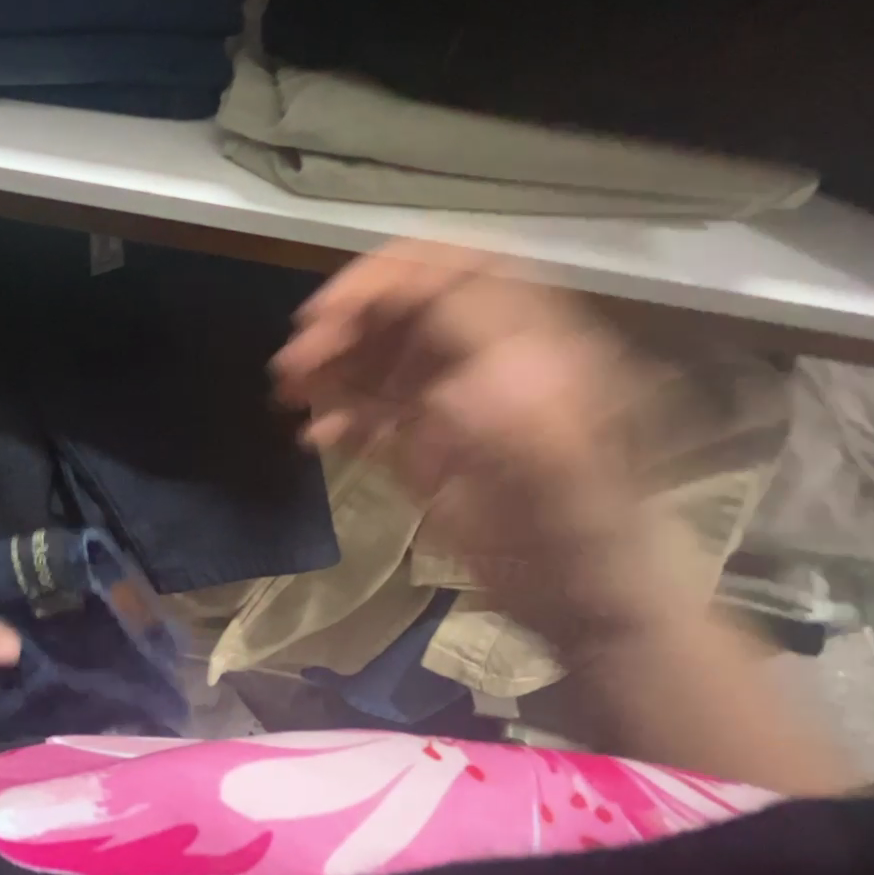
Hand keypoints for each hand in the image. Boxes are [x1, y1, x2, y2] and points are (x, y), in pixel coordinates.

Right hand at [270, 242, 674, 643]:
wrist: (585, 600)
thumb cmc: (584, 536)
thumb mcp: (561, 471)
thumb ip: (514, 417)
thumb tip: (452, 388)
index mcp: (527, 347)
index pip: (452, 274)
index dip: (387, 278)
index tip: (327, 313)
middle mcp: (484, 363)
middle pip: (404, 312)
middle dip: (343, 324)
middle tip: (294, 362)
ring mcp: (451, 406)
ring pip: (379, 360)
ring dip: (329, 366)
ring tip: (288, 391)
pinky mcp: (427, 448)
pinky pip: (371, 414)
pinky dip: (337, 416)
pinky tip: (316, 438)